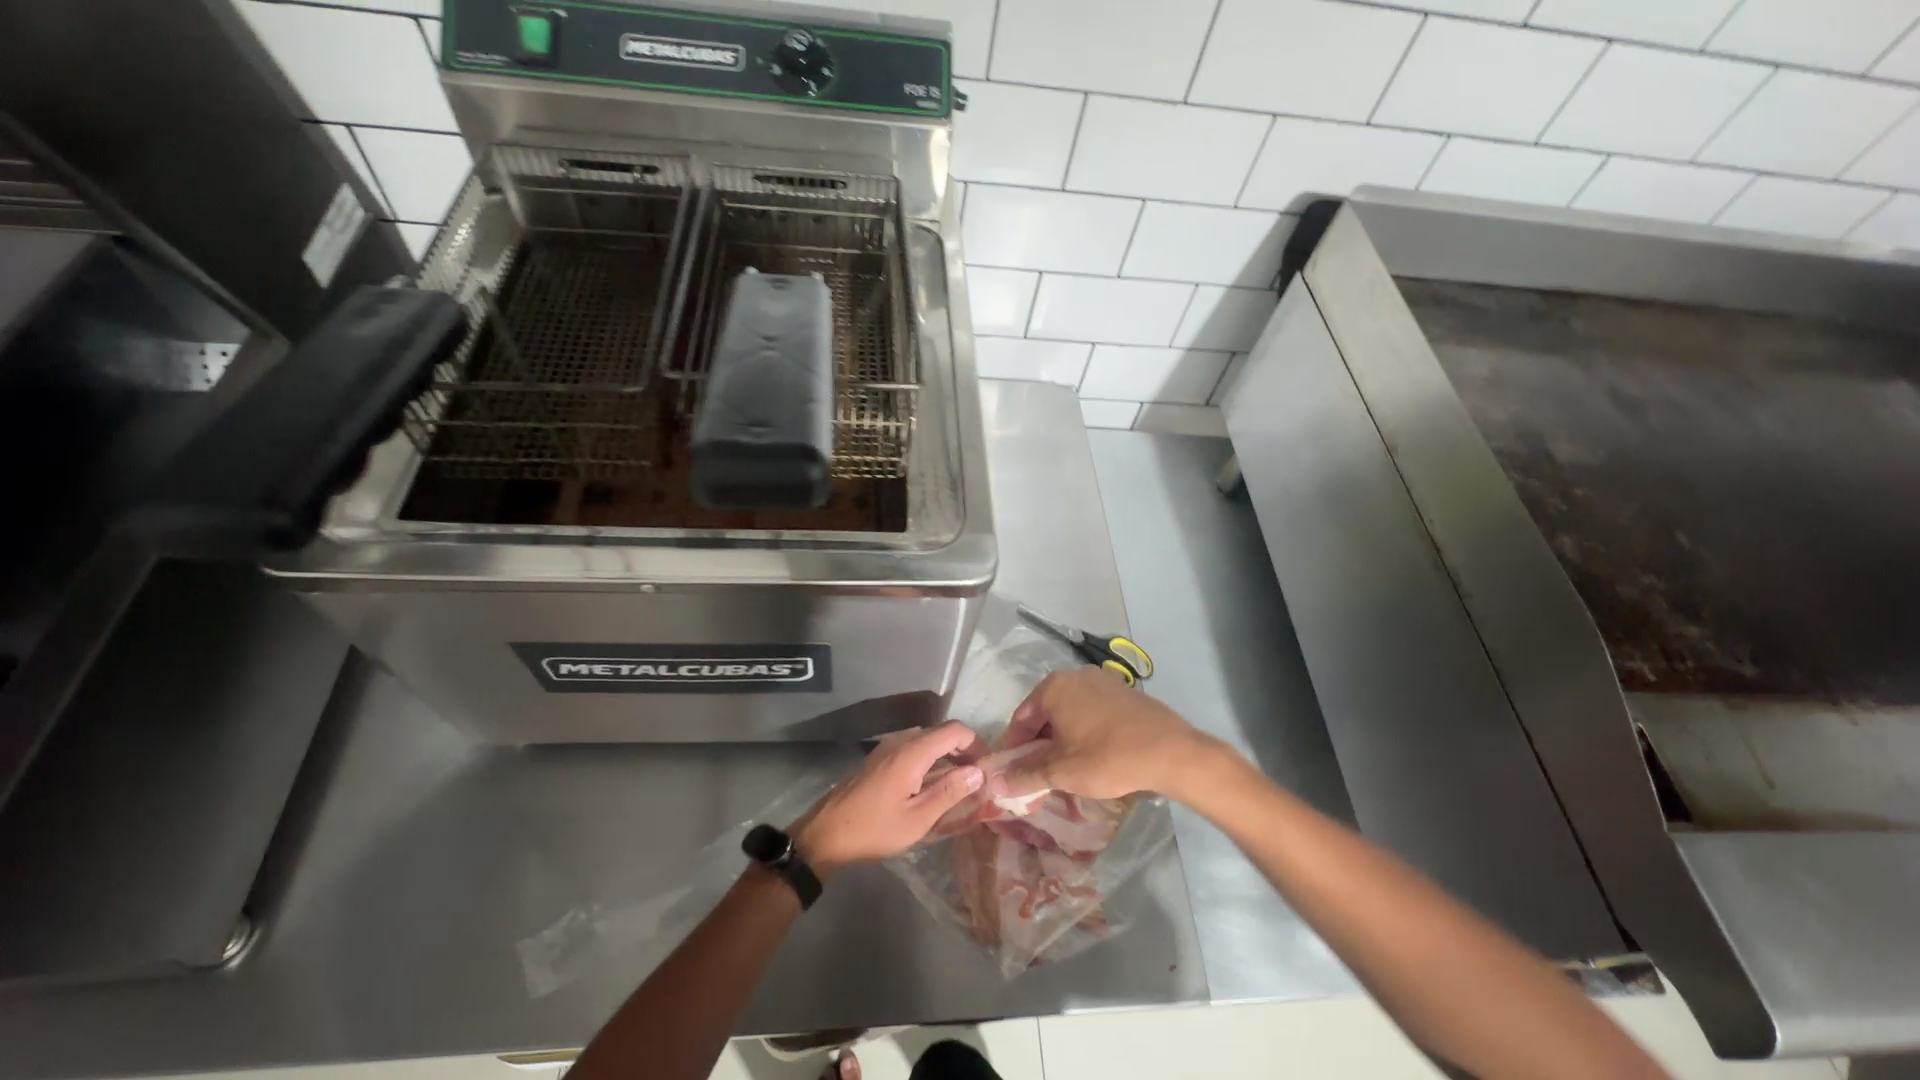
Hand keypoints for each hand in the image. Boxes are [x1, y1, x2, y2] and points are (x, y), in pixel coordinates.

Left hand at [790, 722, 983, 877]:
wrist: (825, 836)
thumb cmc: (874, 829)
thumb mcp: (918, 818)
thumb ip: (950, 792)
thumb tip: (978, 772)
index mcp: (912, 752)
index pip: (954, 730)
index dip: (976, 744)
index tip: (987, 767)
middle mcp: (899, 742)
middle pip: (940, 733)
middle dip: (963, 751)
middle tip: (976, 779)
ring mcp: (885, 749)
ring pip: (925, 741)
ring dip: (945, 757)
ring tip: (957, 785)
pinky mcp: (876, 761)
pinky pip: (910, 750)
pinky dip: (928, 761)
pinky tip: (929, 787)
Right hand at [991, 668, 1217, 801]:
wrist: (1171, 753)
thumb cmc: (1108, 758)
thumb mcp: (1061, 771)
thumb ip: (1025, 775)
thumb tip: (995, 784)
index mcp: (1053, 687)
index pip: (1020, 719)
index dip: (1014, 749)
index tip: (1013, 774)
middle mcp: (1075, 676)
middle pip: (1045, 713)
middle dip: (1039, 745)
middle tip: (1039, 776)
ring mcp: (1103, 681)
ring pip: (1070, 713)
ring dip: (1062, 740)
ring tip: (1066, 770)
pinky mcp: (1125, 693)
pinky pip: (1093, 712)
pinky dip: (1085, 732)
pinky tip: (1093, 757)